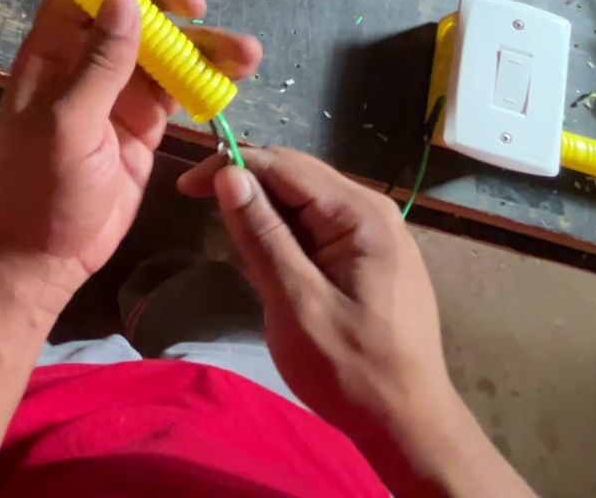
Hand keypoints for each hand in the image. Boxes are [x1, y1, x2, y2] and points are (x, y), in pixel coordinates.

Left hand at [0, 0, 260, 303]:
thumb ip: (97, 66)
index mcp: (50, 55)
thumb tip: (123, 2)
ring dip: (201, 44)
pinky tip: (237, 73)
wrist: (52, 253)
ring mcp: (118, 91)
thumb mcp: (65, 124)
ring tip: (245, 51)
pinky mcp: (144, 120)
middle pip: (128, 13)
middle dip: (165, 5)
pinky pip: (179, 87)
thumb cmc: (43, 187)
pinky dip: (207, 78)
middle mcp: (84, 63)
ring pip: (162, 50)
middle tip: (197, 9)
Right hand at [179, 148, 532, 496]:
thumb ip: (262, 235)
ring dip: (259, 203)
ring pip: (300, 194)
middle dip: (242, 180)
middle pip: (292, 172)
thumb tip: (228, 173)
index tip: (187, 188)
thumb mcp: (297, 304)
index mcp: (359, 214)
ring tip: (228, 229)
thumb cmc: (351, 370)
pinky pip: (312, 218)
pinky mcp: (366, 250)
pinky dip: (279, 224)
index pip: (281, 165)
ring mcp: (372, 229)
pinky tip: (264, 247)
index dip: (229, 166)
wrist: (408, 429)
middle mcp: (369, 208)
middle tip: (197, 201)